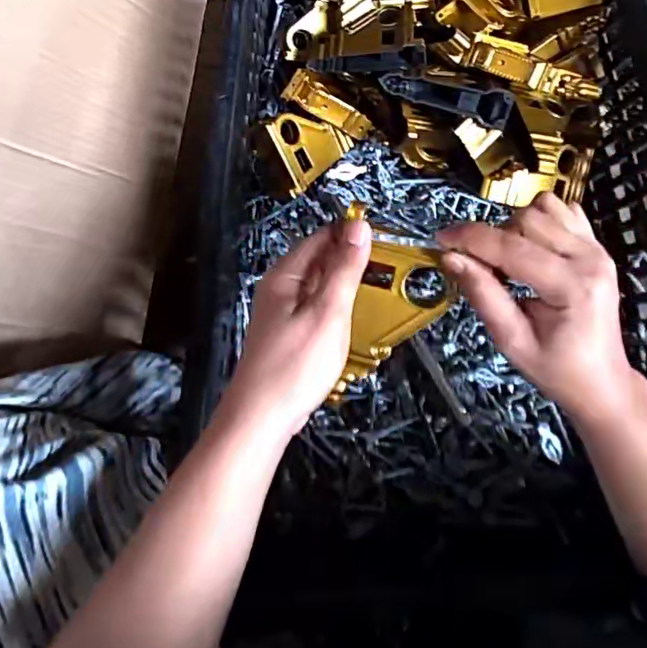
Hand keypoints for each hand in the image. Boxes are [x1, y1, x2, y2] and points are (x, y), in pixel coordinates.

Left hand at [221, 218, 371, 438]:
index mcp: (285, 276)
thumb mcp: (328, 312)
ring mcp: (282, 312)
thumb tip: (359, 228)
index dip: (350, 234)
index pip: (320, 237)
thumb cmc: (292, 367)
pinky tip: (351, 318)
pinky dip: (336, 306)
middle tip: (384, 267)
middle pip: (319, 259)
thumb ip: (345, 269)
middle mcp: (279, 289)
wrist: (261, 419)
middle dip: (350, 259)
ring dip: (345, 284)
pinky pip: (316, 307)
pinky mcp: (288, 334)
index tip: (381, 240)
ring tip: (374, 291)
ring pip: (319, 285)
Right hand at [438, 193, 640, 421]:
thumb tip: (451, 257)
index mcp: (573, 286)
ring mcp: (597, 248)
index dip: (470, 239)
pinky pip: (561, 210)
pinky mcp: (596, 244)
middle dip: (493, 238)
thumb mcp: (512, 341)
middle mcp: (590, 258)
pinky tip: (532, 247)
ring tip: (509, 259)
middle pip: (526, 220)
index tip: (441, 240)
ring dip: (515, 227)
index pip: (511, 248)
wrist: (601, 381)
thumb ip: (482, 294)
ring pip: (542, 208)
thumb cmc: (557, 369)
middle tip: (481, 267)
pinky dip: (539, 219)